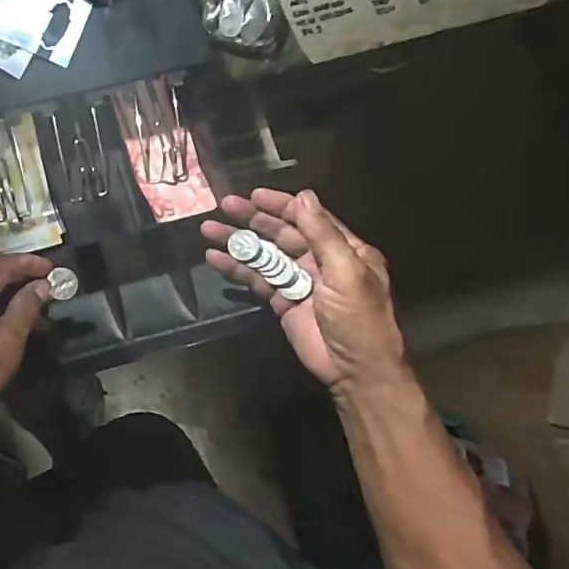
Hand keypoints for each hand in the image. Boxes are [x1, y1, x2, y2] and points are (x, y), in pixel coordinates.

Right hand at [202, 188, 404, 396]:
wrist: (357, 373)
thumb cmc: (359, 320)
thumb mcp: (347, 272)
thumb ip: (323, 234)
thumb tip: (304, 196)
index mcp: (343, 250)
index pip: (308, 218)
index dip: (280, 204)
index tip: (252, 195)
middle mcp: (320, 261)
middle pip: (281, 232)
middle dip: (252, 218)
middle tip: (224, 205)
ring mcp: (299, 282)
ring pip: (264, 254)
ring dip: (238, 241)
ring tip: (209, 229)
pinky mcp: (282, 302)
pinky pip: (256, 279)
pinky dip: (236, 268)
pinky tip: (215, 258)